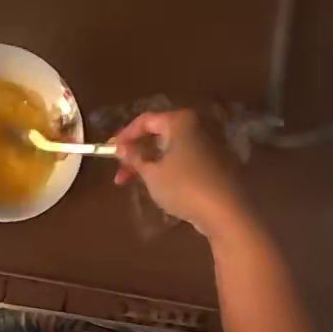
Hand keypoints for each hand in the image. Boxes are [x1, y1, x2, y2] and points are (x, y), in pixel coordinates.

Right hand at [111, 109, 251, 239]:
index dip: (124, 136)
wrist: (223, 210)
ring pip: (165, 149)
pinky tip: (150, 184)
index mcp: (179, 122)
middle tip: (117, 170)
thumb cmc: (183, 186)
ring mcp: (202, 145)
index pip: (144, 121)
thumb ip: (134, 157)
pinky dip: (161, 168)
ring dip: (145, 163)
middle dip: (134, 152)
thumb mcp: (151, 173)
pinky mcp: (207, 163)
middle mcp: (193, 127)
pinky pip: (178, 159)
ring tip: (127, 182)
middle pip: (155, 134)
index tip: (108, 152)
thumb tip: (120, 147)